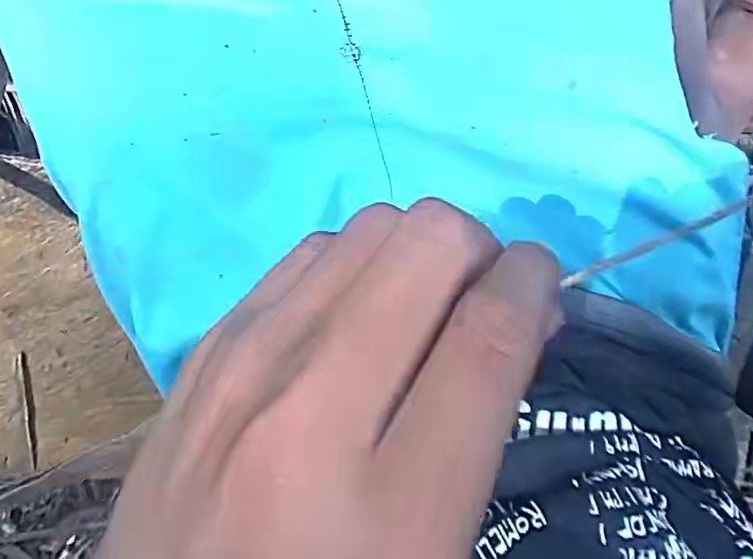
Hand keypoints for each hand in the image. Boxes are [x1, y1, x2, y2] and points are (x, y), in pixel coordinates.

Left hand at [97, 199, 562, 558]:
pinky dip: (355, 262)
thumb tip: (516, 311)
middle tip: (480, 294)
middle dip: (477, 249)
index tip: (541, 279)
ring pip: (369, 226)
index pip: (488, 333)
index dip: (533, 282)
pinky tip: (354, 310)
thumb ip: (484, 430)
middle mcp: (313, 407)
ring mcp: (249, 360)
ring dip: (416, 248)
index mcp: (393, 507)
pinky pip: (311, 250)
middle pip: (429, 244)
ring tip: (420, 301)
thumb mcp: (434, 557)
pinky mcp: (211, 342)